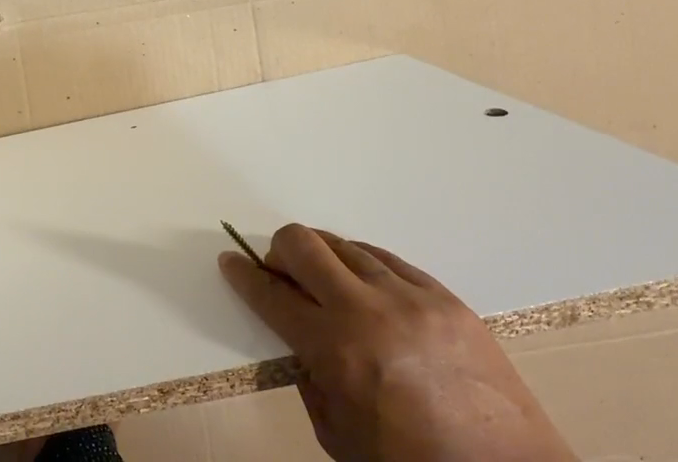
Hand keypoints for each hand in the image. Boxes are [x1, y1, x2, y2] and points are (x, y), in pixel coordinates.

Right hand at [220, 224, 576, 461]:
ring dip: (324, 259)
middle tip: (281, 275)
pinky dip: (365, 267)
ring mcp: (412, 299)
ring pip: (344, 245)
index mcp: (334, 348)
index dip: (242, 274)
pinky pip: (388, 260)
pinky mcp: (447, 299)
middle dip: (278, 252)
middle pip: (301, 243)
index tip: (230, 262)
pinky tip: (368, 289)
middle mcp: (368, 310)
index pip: (269, 293)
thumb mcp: (336, 433)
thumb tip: (297, 337)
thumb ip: (308, 375)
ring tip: (327, 284)